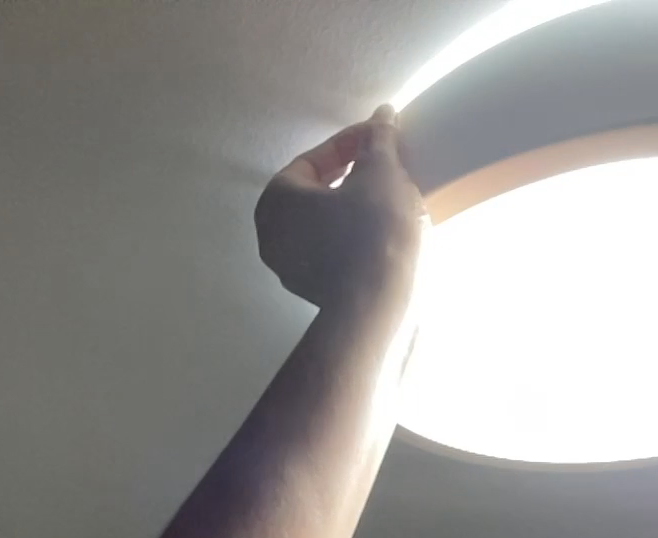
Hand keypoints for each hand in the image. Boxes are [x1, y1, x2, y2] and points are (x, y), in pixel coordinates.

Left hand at [255, 105, 425, 307]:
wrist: (371, 302)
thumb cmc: (370, 229)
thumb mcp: (379, 173)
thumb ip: (378, 139)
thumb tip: (381, 115)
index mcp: (275, 199)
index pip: (313, 159)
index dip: (351, 143)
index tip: (380, 139)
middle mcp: (269, 233)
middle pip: (314, 192)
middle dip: (350, 176)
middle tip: (384, 168)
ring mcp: (284, 266)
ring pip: (321, 222)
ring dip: (351, 206)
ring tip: (387, 198)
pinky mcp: (305, 288)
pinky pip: (327, 250)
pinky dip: (348, 235)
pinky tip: (378, 232)